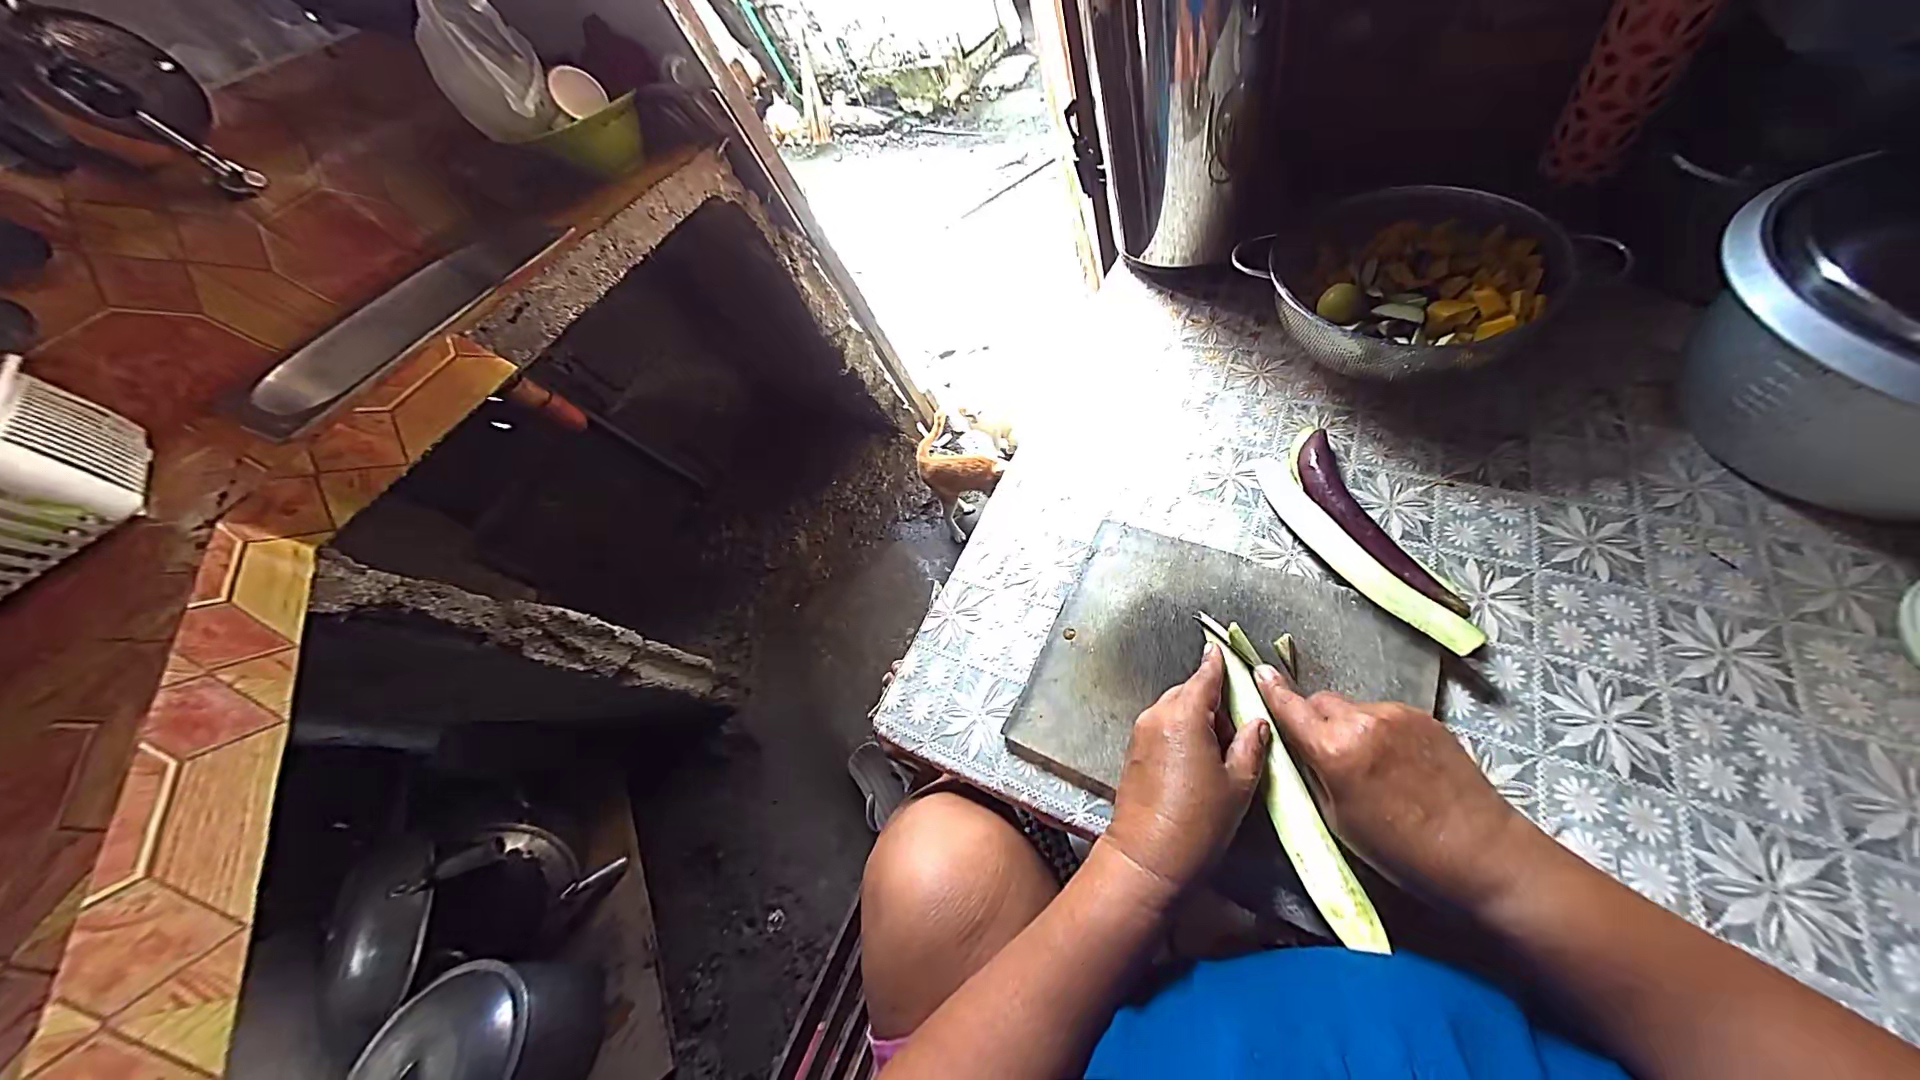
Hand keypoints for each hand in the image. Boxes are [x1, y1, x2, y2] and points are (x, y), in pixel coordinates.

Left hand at [1103, 643, 1268, 902]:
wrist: (1147, 855)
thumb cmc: (1196, 822)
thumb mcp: (1239, 783)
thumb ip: (1251, 745)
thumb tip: (1257, 723)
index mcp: (1184, 715)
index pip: (1205, 676)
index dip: (1219, 664)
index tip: (1225, 651)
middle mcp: (1157, 715)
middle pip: (1190, 691)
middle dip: (1215, 702)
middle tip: (1240, 731)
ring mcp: (1141, 731)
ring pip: (1176, 708)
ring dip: (1198, 717)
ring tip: (1221, 755)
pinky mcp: (1135, 748)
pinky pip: (1163, 726)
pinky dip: (1182, 731)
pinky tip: (1198, 762)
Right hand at [1253, 665, 1536, 912]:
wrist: (1485, 855)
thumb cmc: (1401, 850)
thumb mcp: (1335, 816)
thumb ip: (1310, 770)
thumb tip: (1293, 743)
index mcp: (1334, 748)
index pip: (1289, 706)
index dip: (1271, 690)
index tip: (1259, 673)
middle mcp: (1362, 721)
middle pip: (1319, 703)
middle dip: (1314, 721)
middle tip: (1325, 754)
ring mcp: (1396, 715)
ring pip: (1351, 709)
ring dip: (1347, 726)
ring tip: (1369, 766)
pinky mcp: (1423, 717)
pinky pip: (1381, 715)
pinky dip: (1377, 731)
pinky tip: (1395, 764)